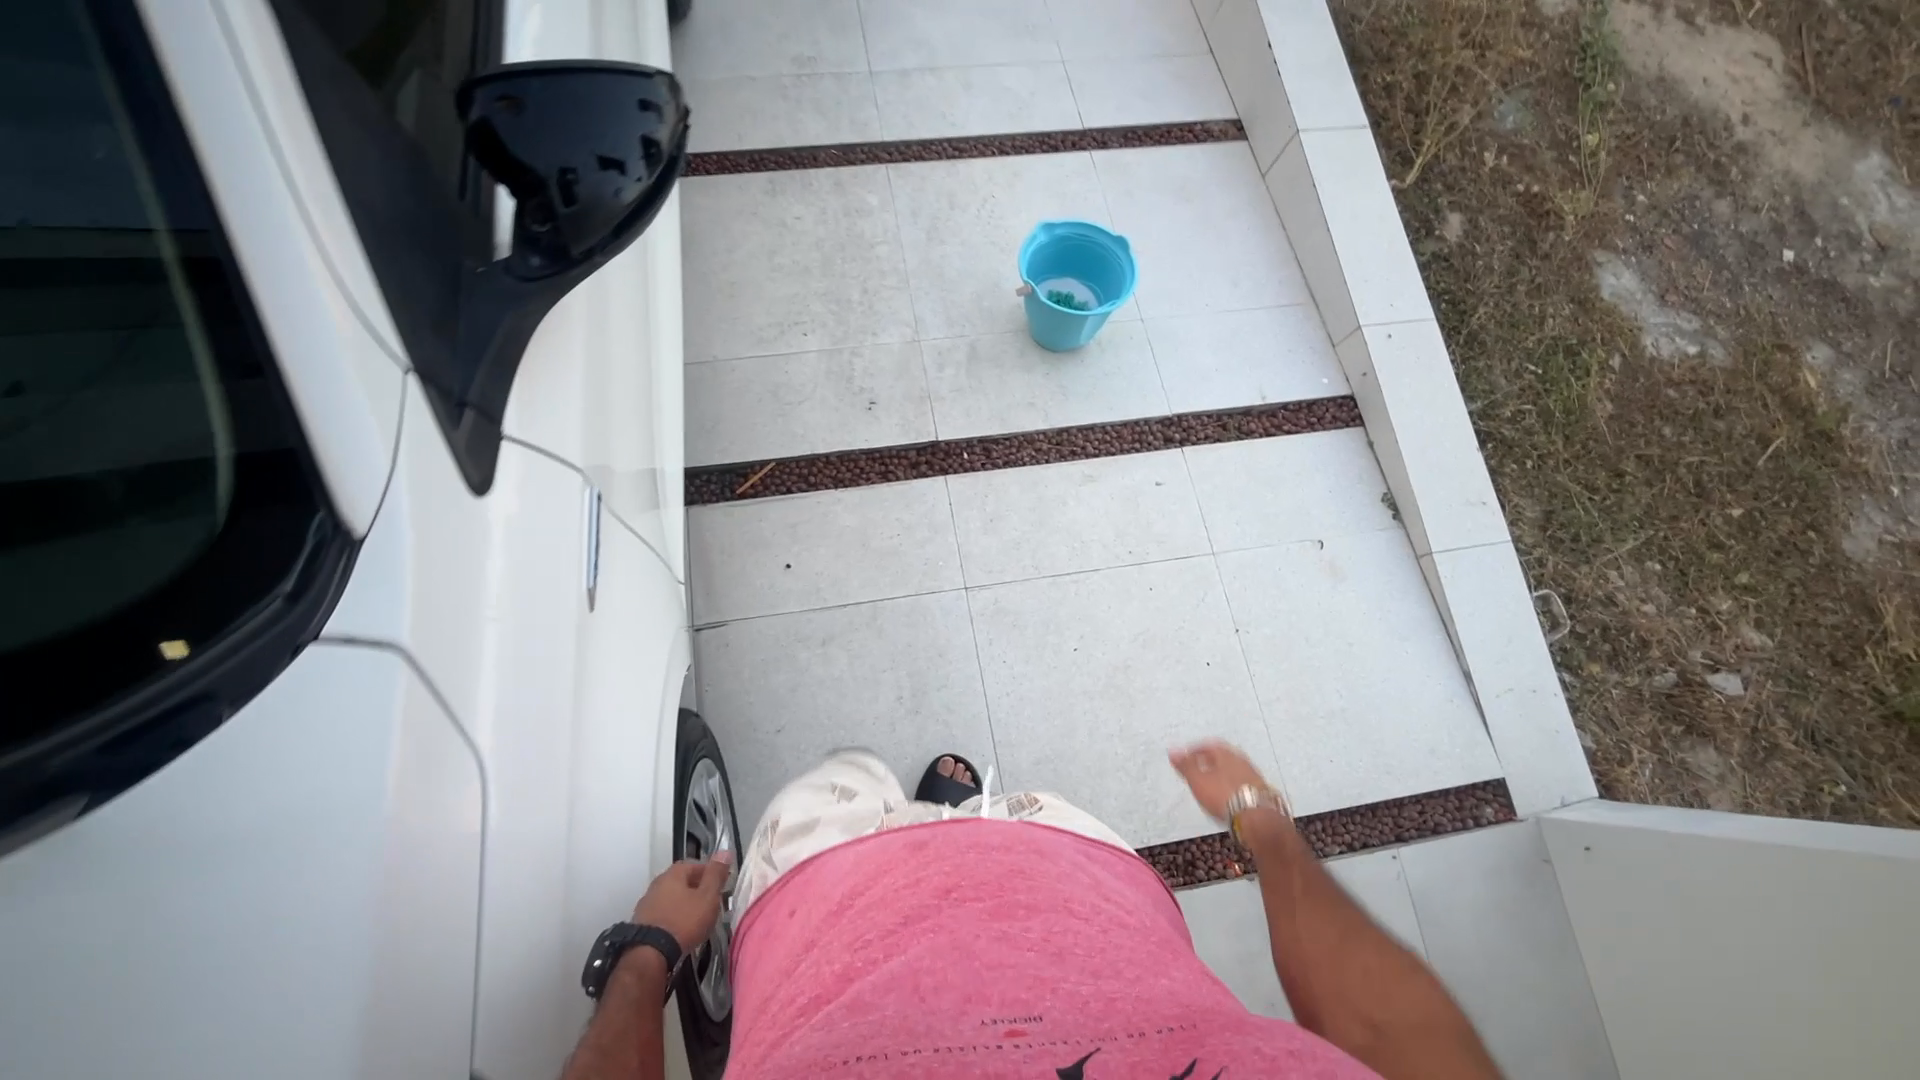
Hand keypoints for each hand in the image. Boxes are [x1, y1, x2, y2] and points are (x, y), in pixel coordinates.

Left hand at [632, 851, 733, 953]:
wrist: (650, 954)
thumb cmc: (684, 922)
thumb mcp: (707, 897)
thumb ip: (716, 874)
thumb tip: (724, 851)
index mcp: (673, 874)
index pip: (695, 864)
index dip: (710, 873)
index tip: (721, 885)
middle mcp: (657, 884)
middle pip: (681, 881)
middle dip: (697, 889)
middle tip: (711, 902)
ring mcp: (646, 904)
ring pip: (671, 898)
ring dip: (683, 904)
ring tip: (697, 918)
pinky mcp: (641, 923)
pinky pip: (663, 914)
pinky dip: (673, 918)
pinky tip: (681, 930)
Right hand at [1169, 739, 1281, 822]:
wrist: (1257, 819)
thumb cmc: (1225, 797)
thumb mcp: (1198, 780)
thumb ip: (1185, 765)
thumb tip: (1173, 751)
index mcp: (1226, 754)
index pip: (1208, 745)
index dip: (1195, 750)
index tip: (1187, 756)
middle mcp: (1242, 762)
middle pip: (1223, 757)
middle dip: (1210, 763)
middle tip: (1199, 769)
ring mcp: (1254, 777)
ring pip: (1234, 771)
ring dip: (1222, 776)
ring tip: (1212, 786)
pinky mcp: (1262, 793)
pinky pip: (1243, 785)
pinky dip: (1233, 788)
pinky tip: (1228, 799)